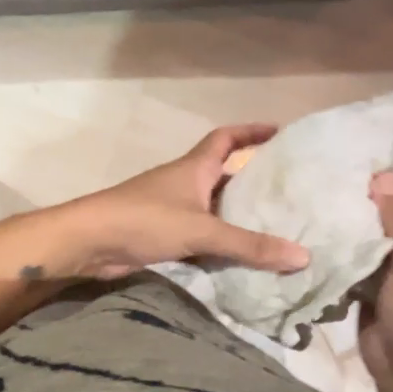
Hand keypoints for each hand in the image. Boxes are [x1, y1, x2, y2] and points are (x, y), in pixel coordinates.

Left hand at [51, 124, 310, 279]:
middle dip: (255, 182)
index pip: (225, 139)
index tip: (281, 132)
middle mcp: (183, 184)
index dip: (251, 132)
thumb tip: (304, 256)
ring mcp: (170, 210)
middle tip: (293, 193)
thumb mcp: (201, 231)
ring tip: (279, 229)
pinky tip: (243, 259)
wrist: (88, 241)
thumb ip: (249, 244)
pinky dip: (220, 244)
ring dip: (239, 218)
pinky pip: (200, 236)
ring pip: (213, 210)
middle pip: (224, 176)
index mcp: (193, 168)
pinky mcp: (160, 235)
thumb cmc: (143, 220)